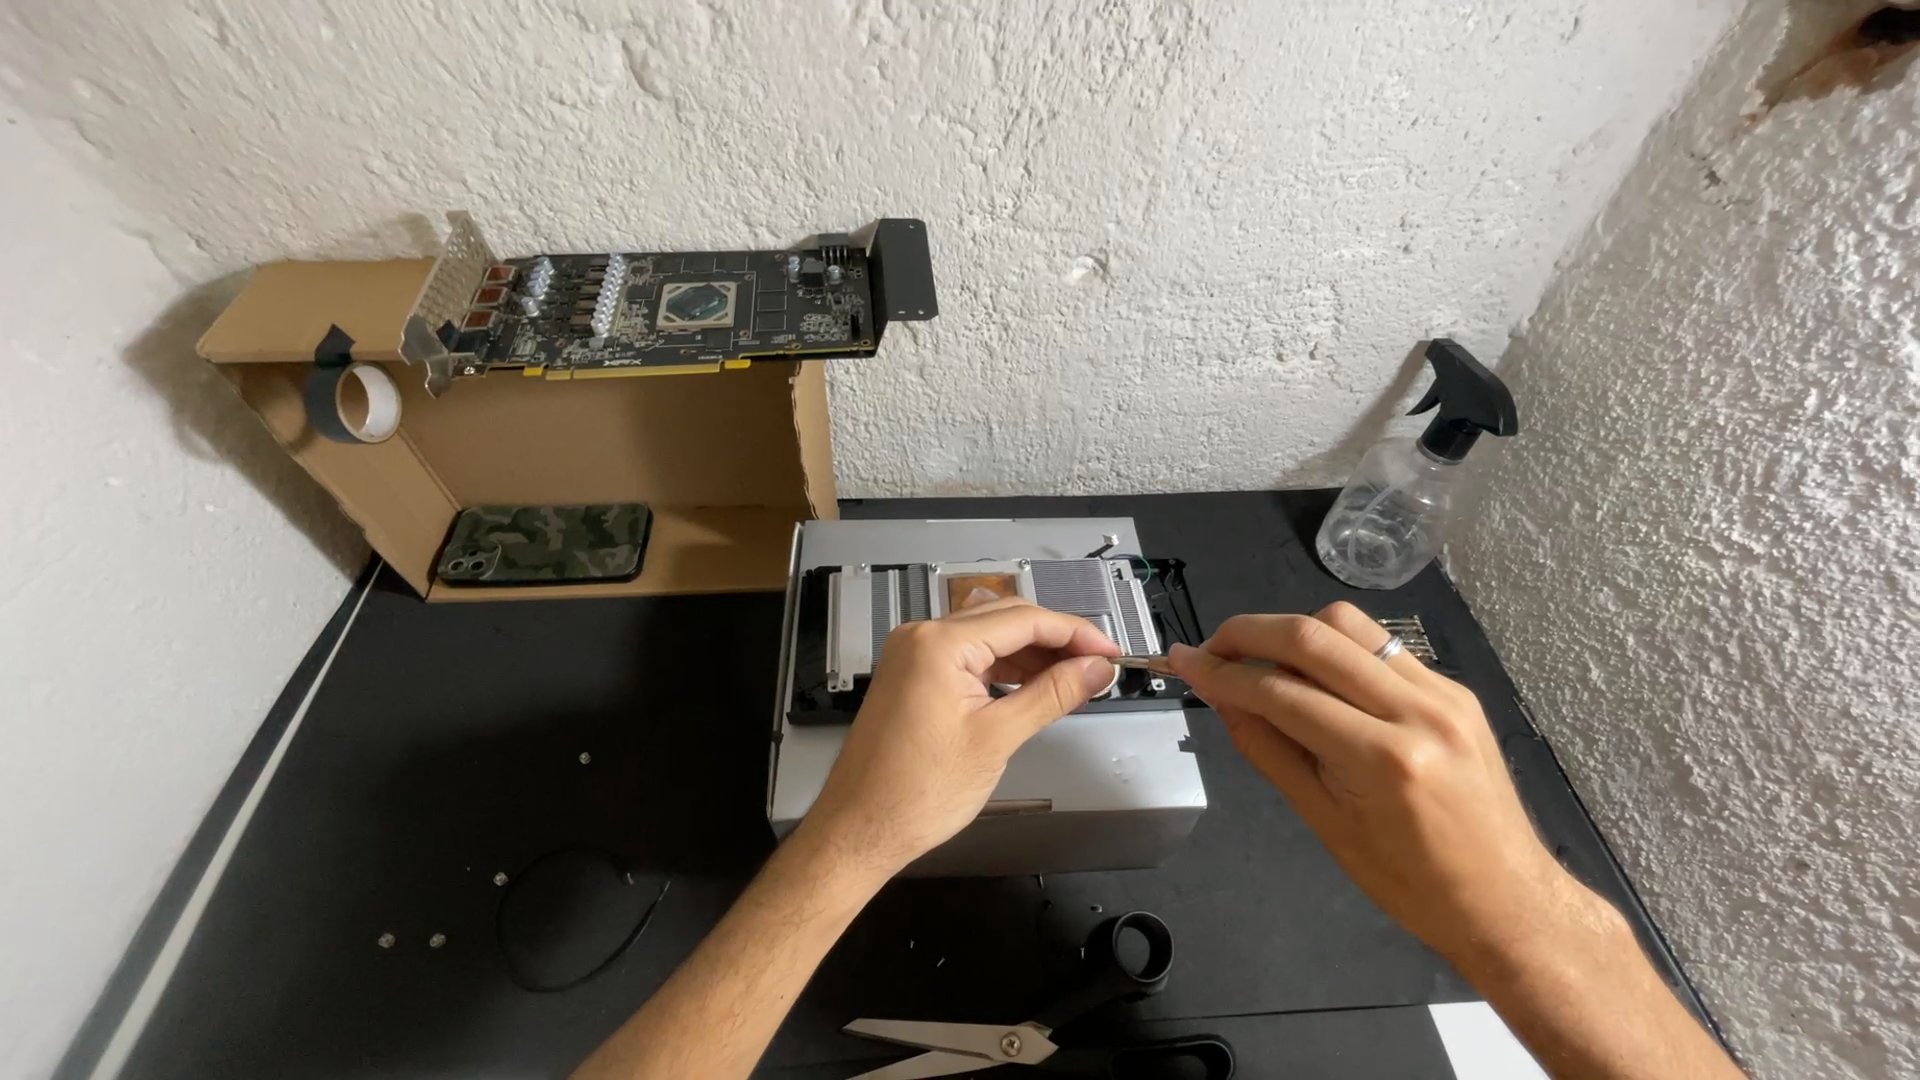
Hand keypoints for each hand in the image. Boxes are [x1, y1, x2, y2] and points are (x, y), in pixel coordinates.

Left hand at [802, 597, 1120, 875]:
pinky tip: (1034, 686)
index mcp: (938, 642)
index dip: (1074, 633)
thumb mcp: (997, 739)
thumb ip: (1052, 694)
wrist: (859, 830)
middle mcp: (922, 635)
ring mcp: (913, 653)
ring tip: (1074, 680)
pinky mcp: (913, 674)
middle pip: (1005, 620)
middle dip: (1056, 641)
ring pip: (988, 638)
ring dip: (1032, 654)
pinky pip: (968, 658)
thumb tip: (1097, 667)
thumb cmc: (921, 791)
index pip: (1023, 619)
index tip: (1111, 652)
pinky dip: (1003, 669)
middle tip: (1098, 667)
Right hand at [1168, 602, 1588, 966]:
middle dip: (1247, 632)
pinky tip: (1313, 676)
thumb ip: (1264, 746)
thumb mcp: (1321, 820)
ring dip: (1289, 630)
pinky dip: (1331, 648)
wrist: (1508, 901)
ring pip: (1347, 623)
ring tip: (1258, 658)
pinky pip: (1377, 644)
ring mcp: (1442, 691)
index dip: (1220, 673)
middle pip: (1312, 636)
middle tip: (1210, 649)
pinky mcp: (1453, 687)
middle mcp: (1417, 710)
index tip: (1183, 662)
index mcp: (1382, 758)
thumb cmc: (1407, 880)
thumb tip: (1218, 696)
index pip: (1279, 692)